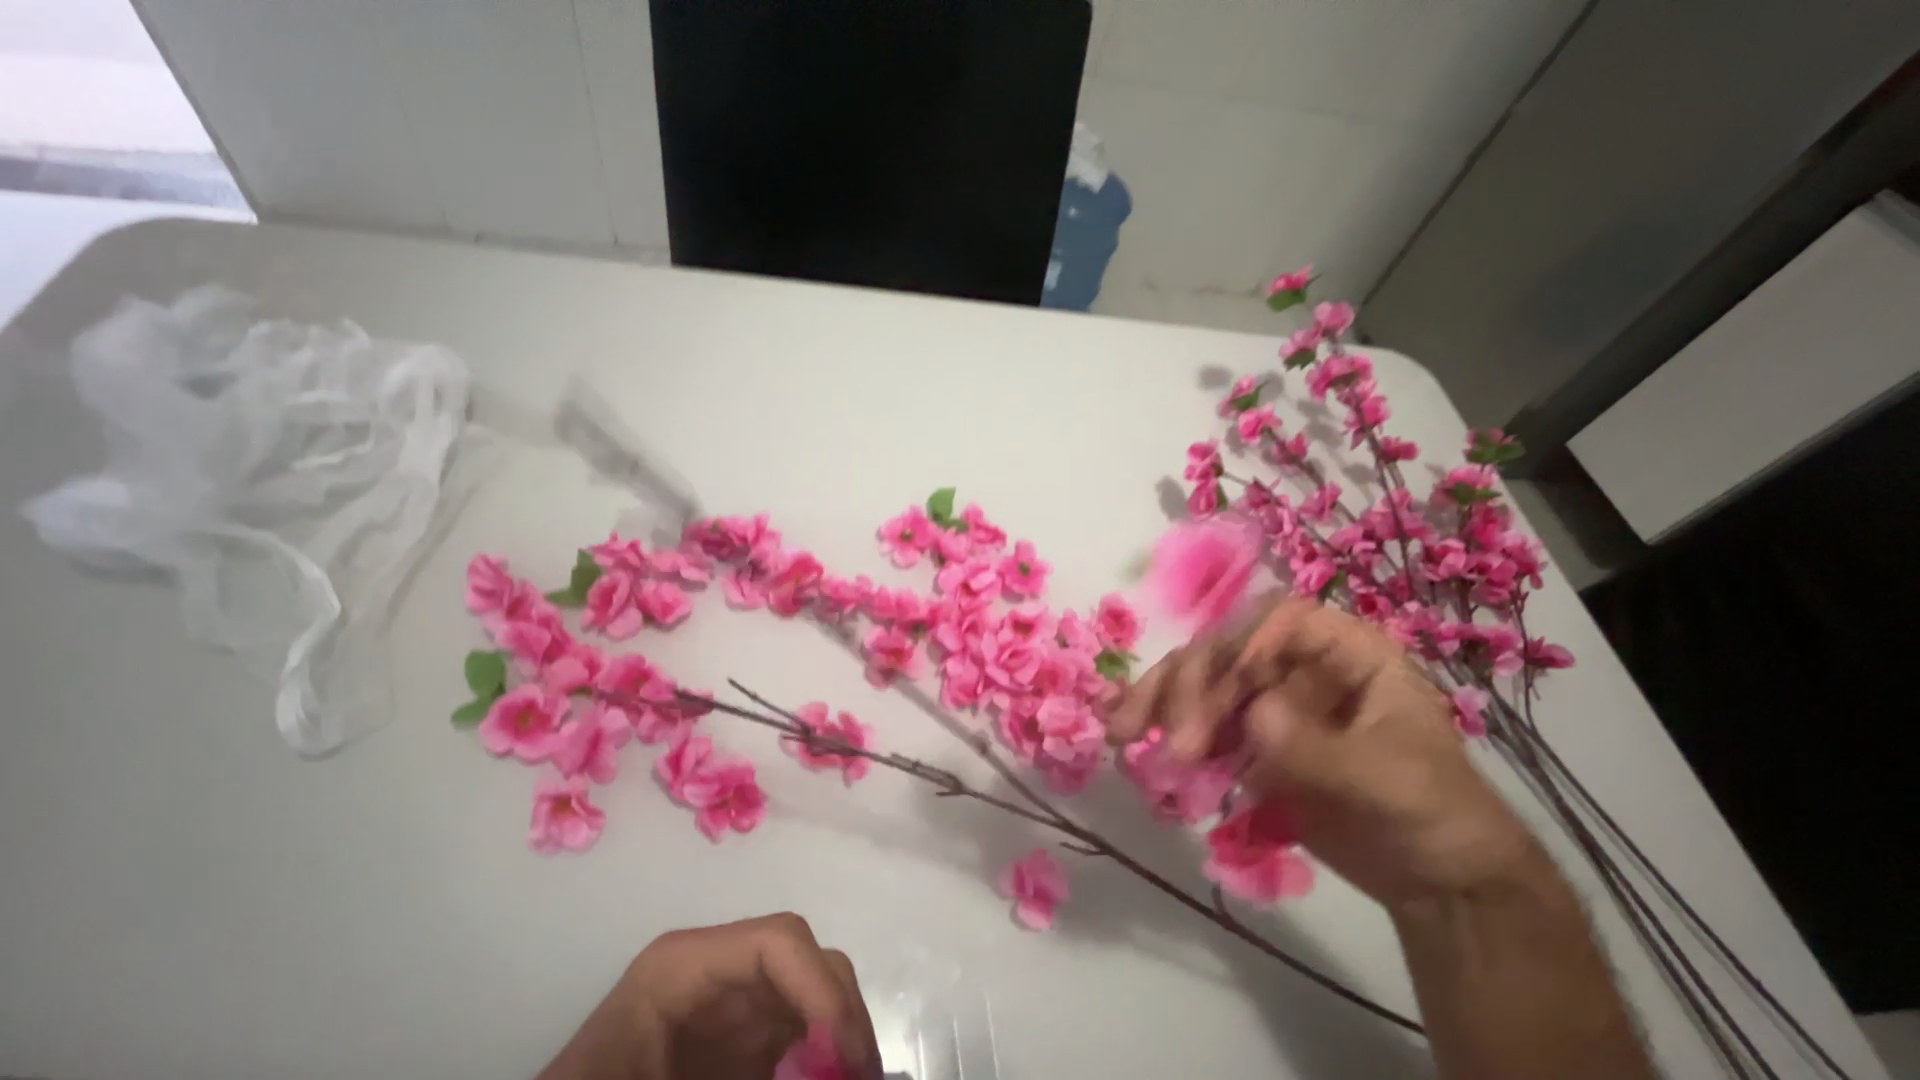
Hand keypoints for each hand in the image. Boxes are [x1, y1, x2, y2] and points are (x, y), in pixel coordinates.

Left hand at [538, 913, 879, 1079]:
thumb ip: (758, 1076)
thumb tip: (825, 1074)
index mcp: (685, 966)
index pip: (778, 941)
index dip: (823, 990)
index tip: (847, 1057)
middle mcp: (717, 972)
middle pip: (806, 961)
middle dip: (842, 1014)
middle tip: (863, 1076)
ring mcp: (732, 1007)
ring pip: (813, 996)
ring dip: (842, 1037)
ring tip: (857, 1077)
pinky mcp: (742, 1044)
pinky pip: (801, 1035)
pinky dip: (824, 1056)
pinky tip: (833, 1077)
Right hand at [1108, 595, 1543, 907]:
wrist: (1438, 881)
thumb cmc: (1434, 813)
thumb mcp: (1388, 780)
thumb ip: (1319, 747)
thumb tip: (1252, 716)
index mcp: (1346, 654)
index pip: (1280, 621)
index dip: (1244, 643)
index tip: (1222, 696)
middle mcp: (1298, 667)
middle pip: (1227, 650)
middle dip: (1190, 687)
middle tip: (1173, 744)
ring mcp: (1270, 705)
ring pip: (1201, 683)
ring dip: (1159, 704)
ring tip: (1121, 735)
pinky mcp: (1250, 745)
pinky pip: (1199, 726)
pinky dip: (1162, 730)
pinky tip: (1128, 741)